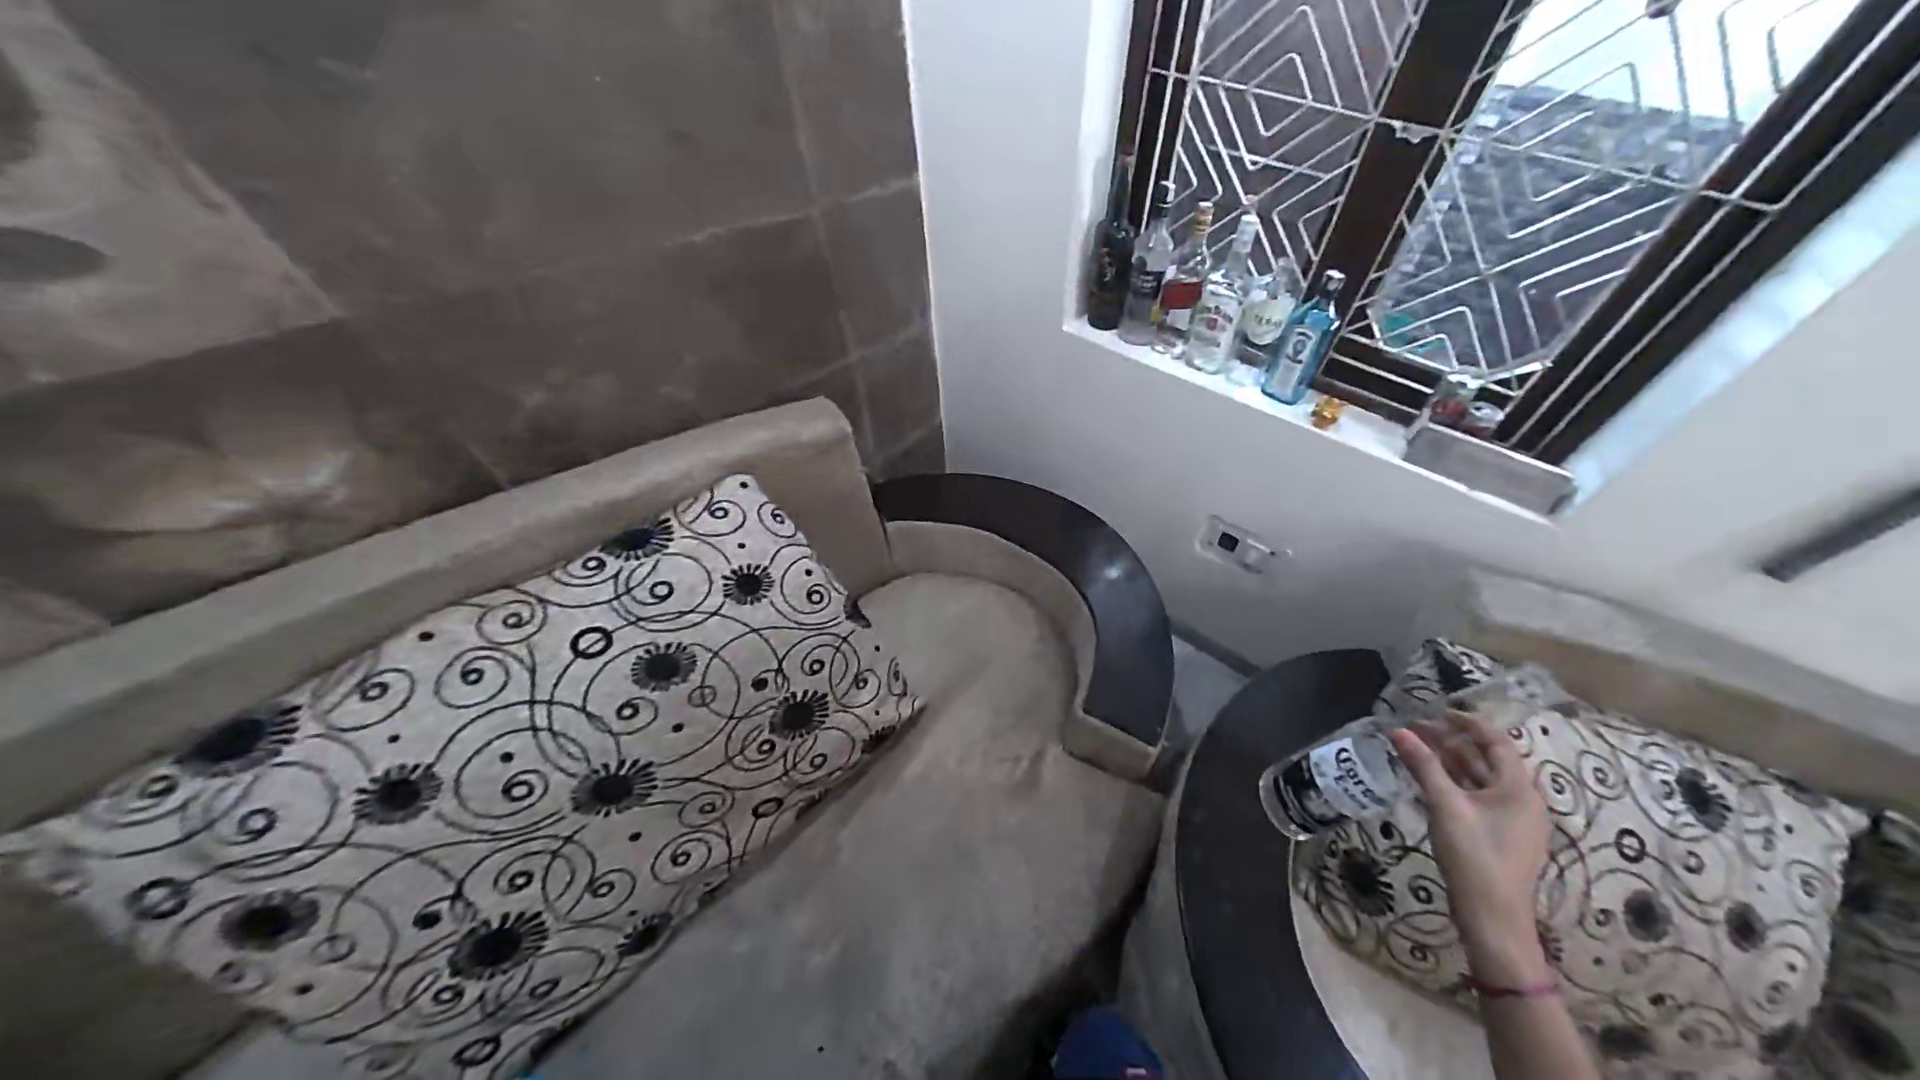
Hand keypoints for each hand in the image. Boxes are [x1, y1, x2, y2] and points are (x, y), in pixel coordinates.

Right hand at [1388, 710, 1552, 984]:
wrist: (1492, 917)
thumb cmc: (1474, 856)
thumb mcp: (1445, 806)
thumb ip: (1423, 766)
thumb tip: (1399, 731)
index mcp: (1519, 790)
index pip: (1497, 743)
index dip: (1469, 724)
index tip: (1438, 711)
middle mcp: (1523, 801)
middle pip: (1487, 760)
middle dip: (1452, 741)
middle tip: (1416, 729)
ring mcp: (1513, 821)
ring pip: (1480, 779)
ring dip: (1451, 762)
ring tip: (1417, 749)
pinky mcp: (1500, 836)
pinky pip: (1478, 797)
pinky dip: (1454, 782)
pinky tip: (1429, 780)